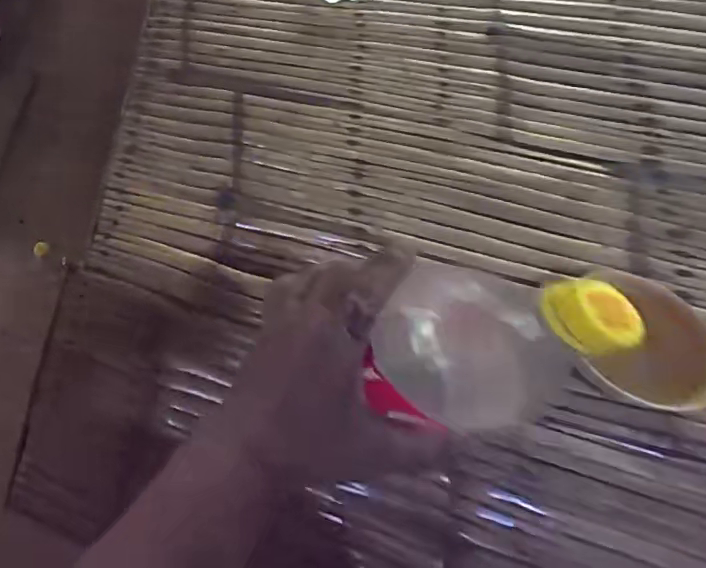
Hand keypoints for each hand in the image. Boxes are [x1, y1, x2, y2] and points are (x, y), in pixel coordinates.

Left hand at [198, 245, 447, 485]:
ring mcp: (277, 321)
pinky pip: (283, 292)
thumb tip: (459, 440)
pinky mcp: (262, 331)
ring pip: (303, 278)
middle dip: (359, 269)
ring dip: (327, 274)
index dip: (386, 269)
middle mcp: (304, 318)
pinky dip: (302, 286)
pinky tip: (313, 307)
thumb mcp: (375, 452)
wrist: (246, 446)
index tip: (405, 252)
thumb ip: (421, 446)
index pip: (364, 290)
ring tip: (350, 287)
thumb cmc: (311, 445)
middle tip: (383, 277)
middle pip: (331, 274)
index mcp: (333, 336)